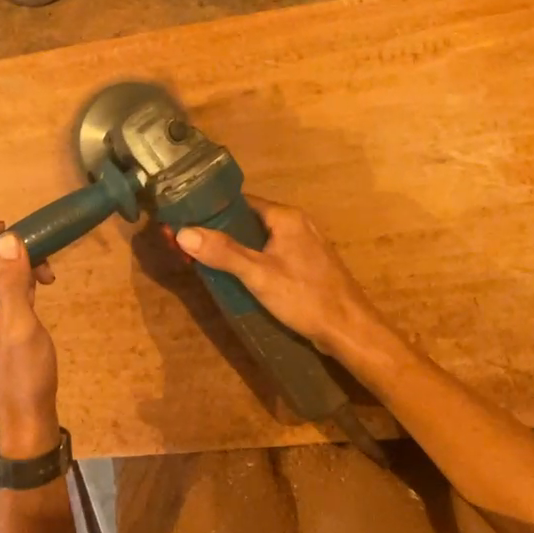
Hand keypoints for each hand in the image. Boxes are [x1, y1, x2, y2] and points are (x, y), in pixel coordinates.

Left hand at [0, 222, 62, 457]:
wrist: (29, 419)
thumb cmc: (21, 376)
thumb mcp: (20, 326)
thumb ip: (12, 282)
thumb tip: (8, 238)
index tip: (3, 231)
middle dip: (0, 246)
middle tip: (32, 249)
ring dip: (16, 262)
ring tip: (47, 271)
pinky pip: (3, 285)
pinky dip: (22, 278)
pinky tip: (45, 284)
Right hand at [174, 197, 383, 355]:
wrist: (350, 330)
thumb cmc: (305, 297)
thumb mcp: (258, 275)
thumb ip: (222, 252)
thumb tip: (183, 232)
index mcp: (286, 217)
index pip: (240, 202)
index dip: (212, 212)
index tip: (187, 224)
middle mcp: (297, 223)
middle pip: (250, 220)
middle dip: (222, 233)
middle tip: (193, 248)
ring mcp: (306, 244)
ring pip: (262, 239)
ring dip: (238, 249)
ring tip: (210, 262)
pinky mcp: (310, 265)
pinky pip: (275, 254)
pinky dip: (256, 260)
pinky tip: (242, 277)